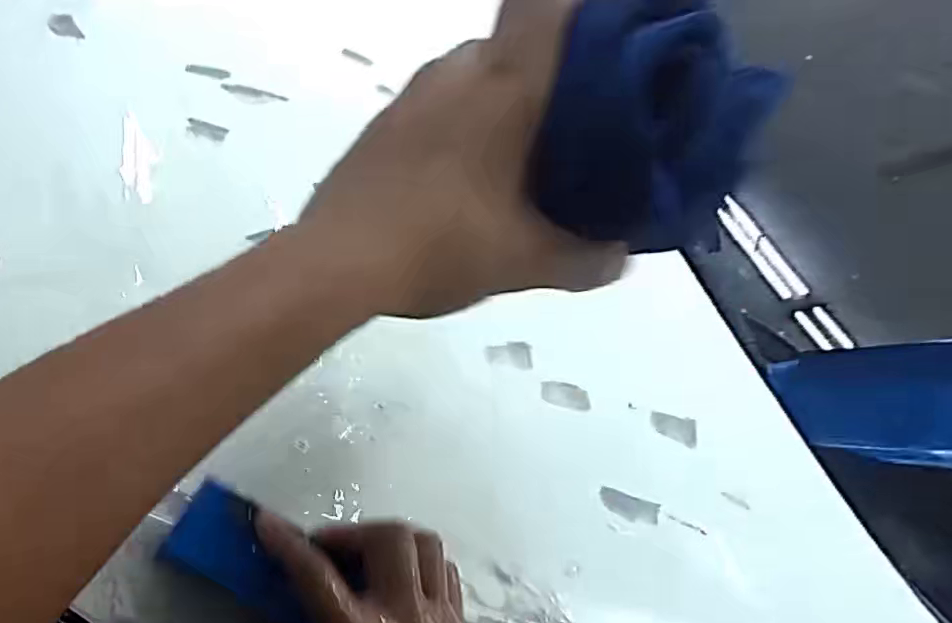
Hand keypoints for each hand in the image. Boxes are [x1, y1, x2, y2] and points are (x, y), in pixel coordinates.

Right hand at [256, 514, 507, 622]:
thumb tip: (284, 618)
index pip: (317, 576)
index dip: (287, 544)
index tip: (266, 522)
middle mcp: (404, 618)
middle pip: (387, 539)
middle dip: (347, 533)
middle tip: (326, 553)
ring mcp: (438, 616)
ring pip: (423, 542)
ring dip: (386, 539)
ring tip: (364, 560)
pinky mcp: (458, 621)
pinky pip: (441, 566)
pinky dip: (414, 561)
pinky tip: (396, 583)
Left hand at [293, 0, 626, 317]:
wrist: (332, 267)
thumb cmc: (435, 248)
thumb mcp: (516, 262)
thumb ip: (576, 259)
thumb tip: (618, 261)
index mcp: (506, 78)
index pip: (553, 2)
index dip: (584, 13)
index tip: (601, 53)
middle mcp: (453, 69)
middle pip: (510, 43)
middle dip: (536, 78)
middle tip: (556, 129)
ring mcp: (404, 100)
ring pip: (463, 80)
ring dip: (484, 110)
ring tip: (499, 166)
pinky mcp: (370, 134)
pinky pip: (423, 114)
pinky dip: (442, 135)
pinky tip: (443, 185)